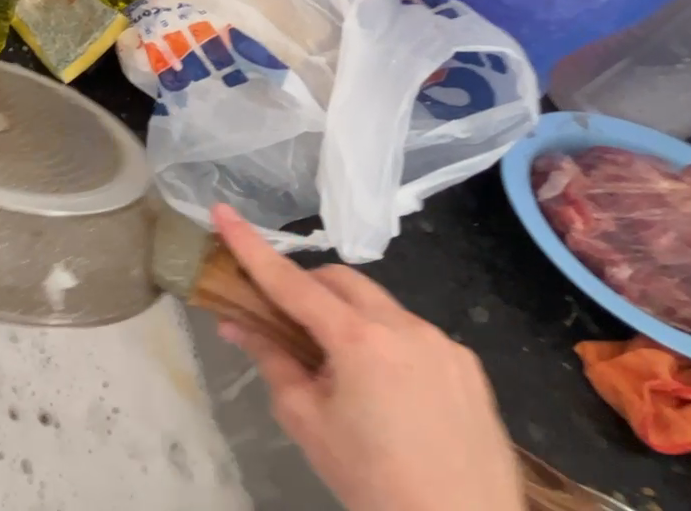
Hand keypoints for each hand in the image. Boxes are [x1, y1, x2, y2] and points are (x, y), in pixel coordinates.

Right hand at [211, 204, 520, 510]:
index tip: (221, 210)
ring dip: (344, 314)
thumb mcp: (304, 418)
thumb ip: (270, 359)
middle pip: (339, 280)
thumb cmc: (372, 479)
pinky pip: (411, 333)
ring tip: (334, 364)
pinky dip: (381, 339)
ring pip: (377, 305)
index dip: (250, 245)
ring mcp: (445, 347)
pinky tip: (381, 387)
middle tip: (280, 319)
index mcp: (360, 340)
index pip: (289, 280)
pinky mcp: (469, 370)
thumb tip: (235, 325)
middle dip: (303, 286)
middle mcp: (406, 329)